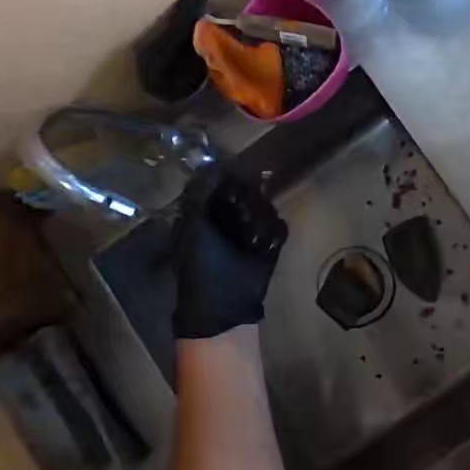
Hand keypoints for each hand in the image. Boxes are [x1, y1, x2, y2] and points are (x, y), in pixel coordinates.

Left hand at [171, 168, 288, 340]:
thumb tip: (212, 164)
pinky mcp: (267, 252)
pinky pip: (277, 233)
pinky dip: (277, 231)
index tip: (238, 166)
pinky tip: (271, 232)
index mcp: (204, 219)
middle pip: (242, 198)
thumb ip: (199, 194)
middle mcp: (227, 225)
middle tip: (251, 192)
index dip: (226, 177)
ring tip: (256, 220)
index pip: (217, 189)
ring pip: (261, 212)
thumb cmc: (201, 266)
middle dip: (248, 194)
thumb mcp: (192, 225)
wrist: (223, 305)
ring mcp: (248, 239)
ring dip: (261, 213)